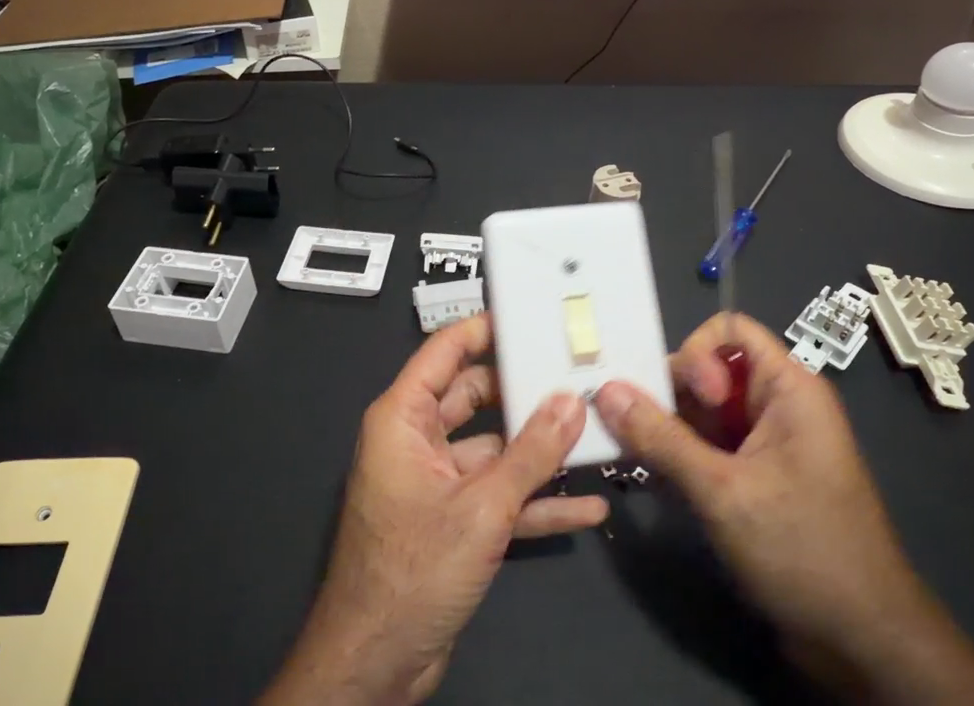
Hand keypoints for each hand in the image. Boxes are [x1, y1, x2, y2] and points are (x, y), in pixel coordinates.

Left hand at [262, 315, 607, 705]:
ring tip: (595, 432)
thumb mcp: (481, 507)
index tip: (532, 315)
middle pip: (476, 396)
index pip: (444, 352)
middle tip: (579, 373)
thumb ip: (531, 454)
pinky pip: (500, 497)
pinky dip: (536, 501)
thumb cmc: (415, 568)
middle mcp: (418, 441)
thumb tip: (571, 402)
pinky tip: (586, 505)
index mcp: (404, 419)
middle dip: (525, 391)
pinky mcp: (455, 522)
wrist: (378, 659)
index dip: (485, 328)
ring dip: (539, 449)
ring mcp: (438, 483)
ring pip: (495, 449)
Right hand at [595, 313, 973, 705]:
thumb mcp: (724, 491)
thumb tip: (606, 389)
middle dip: (665, 393)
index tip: (684, 401)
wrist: (860, 638)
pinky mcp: (754, 480)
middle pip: (707, 371)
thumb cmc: (802, 549)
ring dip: (664, 429)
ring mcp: (764, 446)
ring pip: (700, 413)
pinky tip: (648, 479)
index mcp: (787, 390)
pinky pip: (706, 449)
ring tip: (626, 454)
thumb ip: (661, 438)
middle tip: (624, 428)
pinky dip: (676, 457)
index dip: (697, 354)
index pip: (729, 331)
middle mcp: (776, 407)